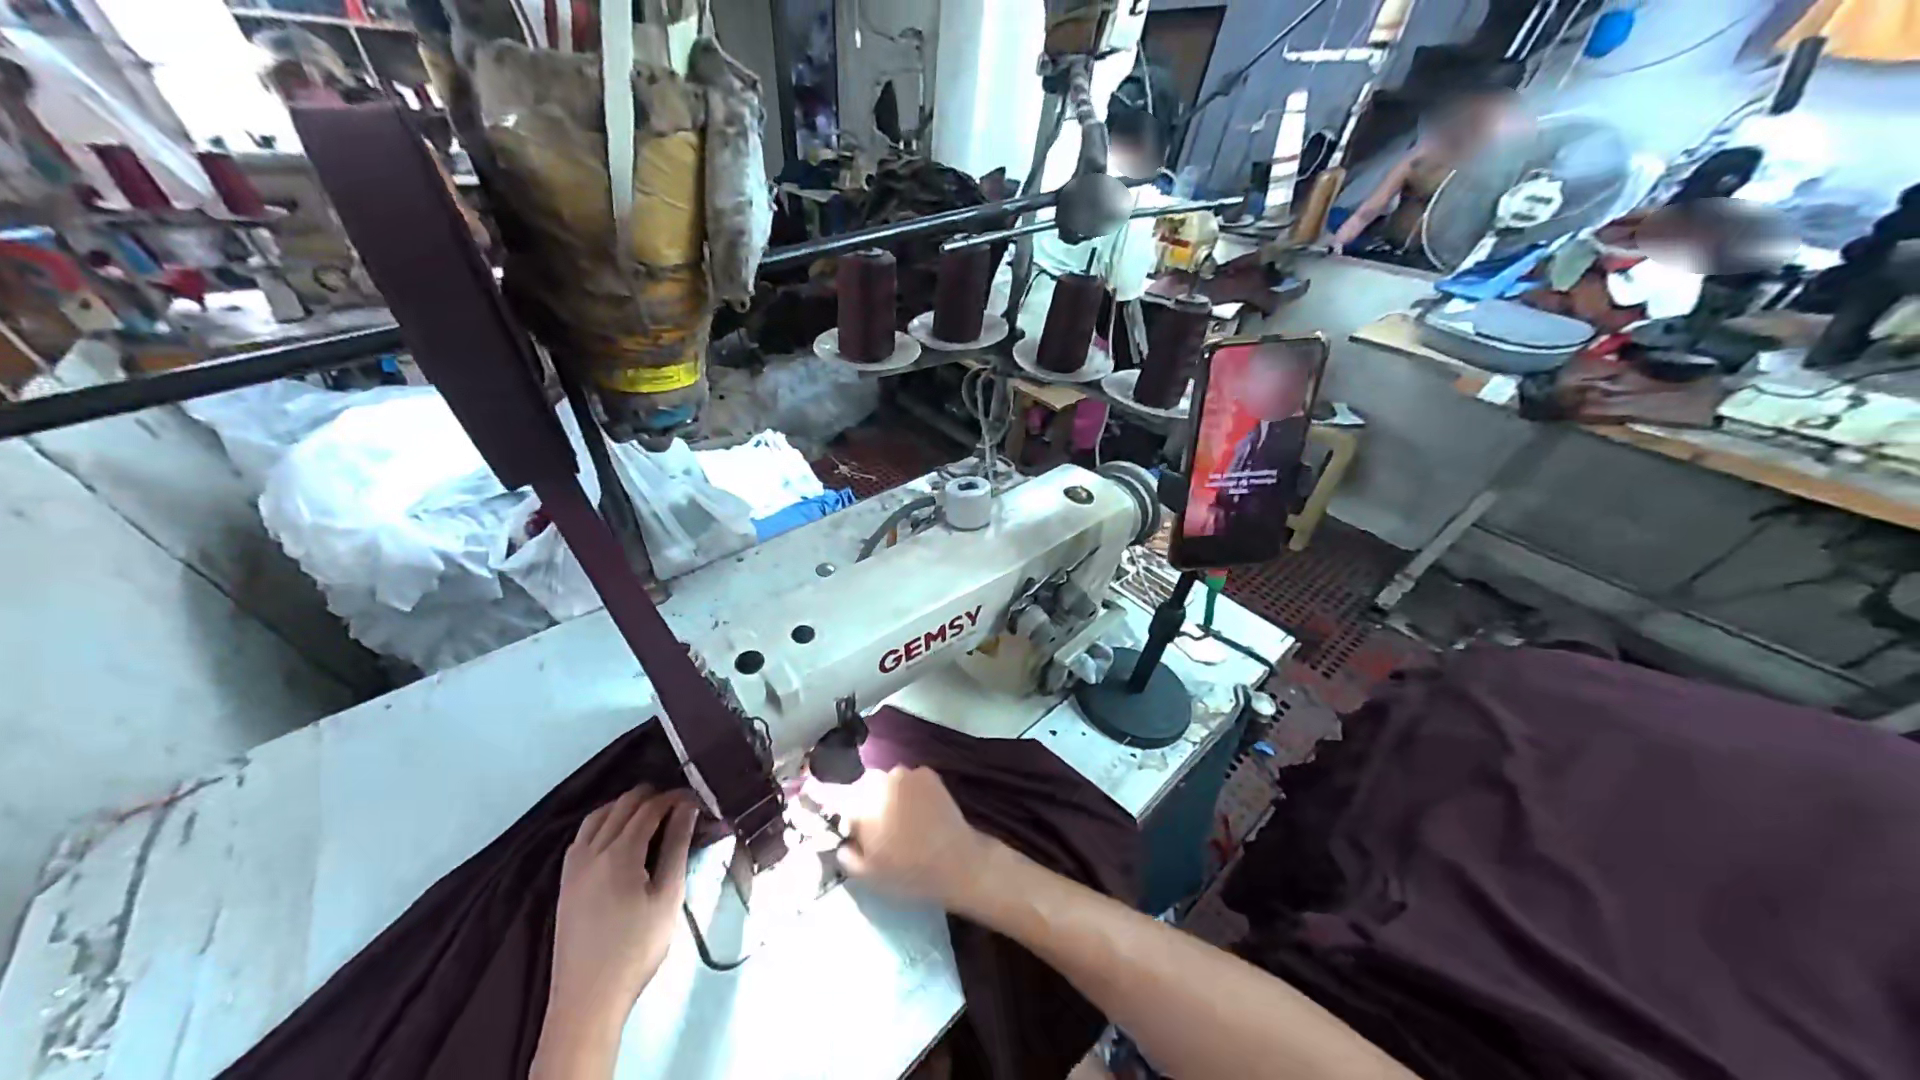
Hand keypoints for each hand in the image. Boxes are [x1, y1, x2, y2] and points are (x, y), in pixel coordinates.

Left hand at [547, 787, 697, 1030]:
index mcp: (619, 853)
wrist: (589, 997)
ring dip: (625, 806)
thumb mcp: (668, 896)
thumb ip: (676, 847)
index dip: (675, 798)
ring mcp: (573, 865)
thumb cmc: (637, 948)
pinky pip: (583, 835)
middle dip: (652, 797)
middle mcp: (592, 851)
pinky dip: (604, 822)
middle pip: (623, 806)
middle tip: (680, 805)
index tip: (697, 799)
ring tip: (651, 813)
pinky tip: (618, 834)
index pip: (650, 808)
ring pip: (599, 816)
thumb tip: (687, 809)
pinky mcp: (565, 880)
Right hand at [816, 767, 995, 912]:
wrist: (957, 860)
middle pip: (862, 787)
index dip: (831, 804)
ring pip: (887, 782)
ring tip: (902, 819)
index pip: (833, 796)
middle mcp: (879, 781)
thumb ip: (845, 854)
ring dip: (889, 795)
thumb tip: (842, 840)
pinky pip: (910, 780)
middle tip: (878, 827)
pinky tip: (920, 811)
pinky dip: (910, 791)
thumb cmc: (908, 872)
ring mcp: (905, 773)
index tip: (835, 815)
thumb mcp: (866, 874)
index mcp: (859, 805)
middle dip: (865, 802)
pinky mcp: (928, 773)